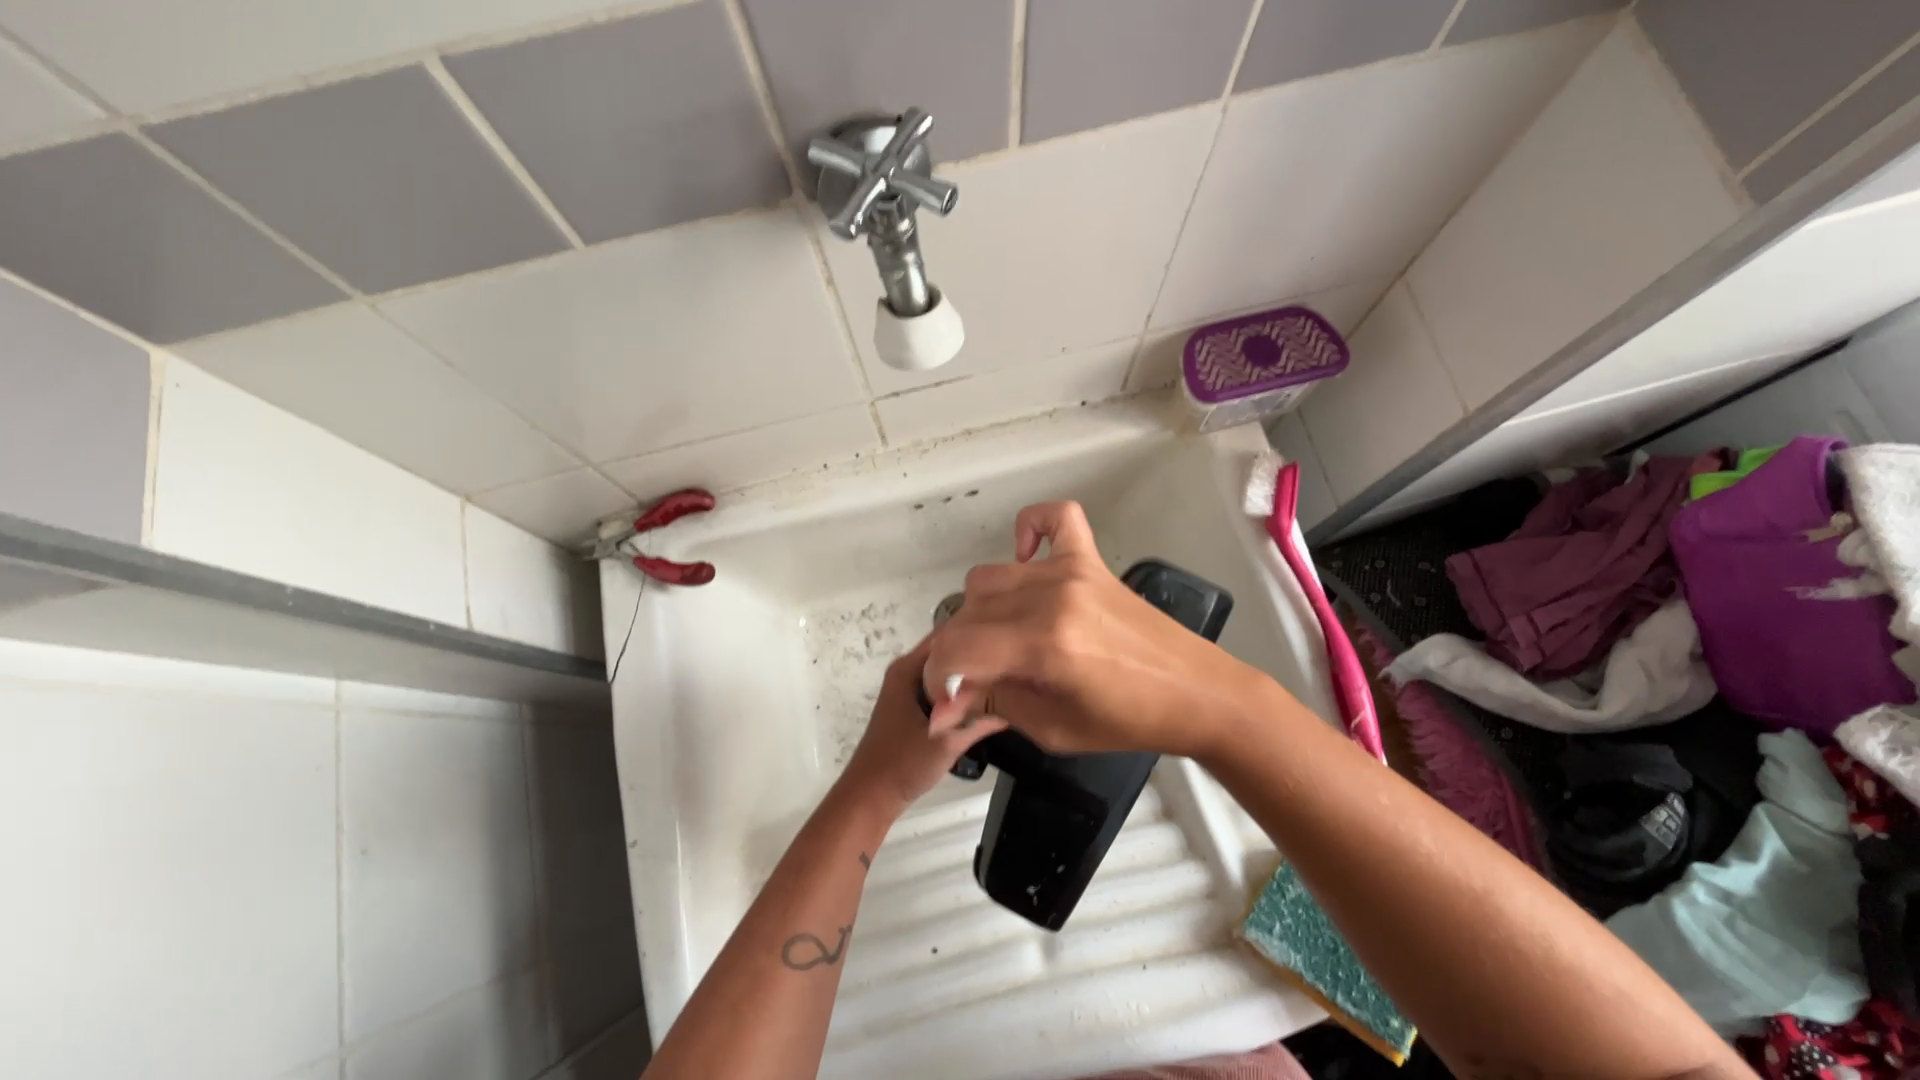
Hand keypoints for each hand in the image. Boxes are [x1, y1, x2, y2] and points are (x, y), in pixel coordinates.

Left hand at [838, 635, 1007, 814]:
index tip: (1009, 633)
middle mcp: (906, 671)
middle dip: (978, 653)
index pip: (947, 633)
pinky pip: (941, 688)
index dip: (977, 630)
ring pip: (946, 672)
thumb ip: (981, 721)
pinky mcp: (913, 706)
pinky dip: (960, 690)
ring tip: (1009, 673)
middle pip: (948, 652)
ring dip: (971, 673)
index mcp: (907, 669)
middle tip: (1016, 657)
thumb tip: (1014, 704)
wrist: (871, 796)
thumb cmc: (903, 764)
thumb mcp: (947, 742)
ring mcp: (908, 689)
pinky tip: (988, 696)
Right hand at [923, 501, 1275, 760]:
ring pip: (990, 577)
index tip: (945, 698)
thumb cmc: (1131, 720)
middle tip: (975, 682)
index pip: (956, 648)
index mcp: (1044, 645)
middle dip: (957, 654)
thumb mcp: (1053, 731)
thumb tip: (945, 703)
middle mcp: (1052, 598)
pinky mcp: (1092, 560)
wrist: (1196, 694)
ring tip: (1001, 642)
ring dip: (981, 612)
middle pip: (967, 613)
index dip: (937, 679)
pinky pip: (1054, 518)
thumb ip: (992, 704)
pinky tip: (1027, 559)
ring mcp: (1072, 572)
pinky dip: (1030, 528)